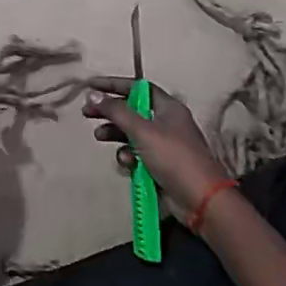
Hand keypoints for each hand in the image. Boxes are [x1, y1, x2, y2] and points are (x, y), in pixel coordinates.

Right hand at [82, 78, 230, 217]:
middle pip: (131, 110)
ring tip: (99, 137)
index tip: (91, 86)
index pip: (138, 87)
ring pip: (131, 133)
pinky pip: (136, 154)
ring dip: (114, 134)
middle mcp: (166, 122)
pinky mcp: (158, 165)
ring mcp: (162, 145)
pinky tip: (128, 164)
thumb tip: (92, 95)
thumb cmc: (173, 157)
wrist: (199, 200)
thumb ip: (116, 112)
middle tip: (86, 114)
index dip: (114, 84)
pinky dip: (128, 156)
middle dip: (109, 111)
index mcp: (168, 108)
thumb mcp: (143, 131)